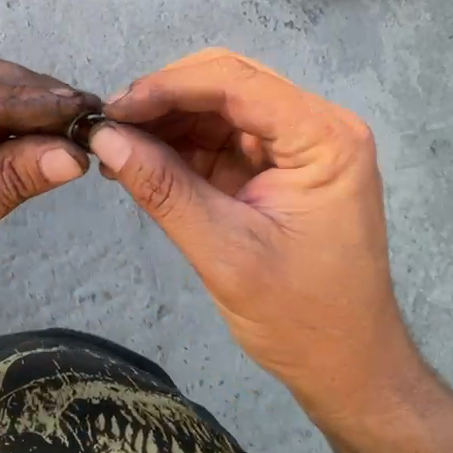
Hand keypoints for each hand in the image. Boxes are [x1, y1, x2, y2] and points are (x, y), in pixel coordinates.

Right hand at [94, 49, 422, 412]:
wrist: (349, 370)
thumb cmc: (301, 317)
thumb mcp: (225, 253)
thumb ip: (164, 189)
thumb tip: (103, 136)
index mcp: (322, 137)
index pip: (236, 82)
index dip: (168, 86)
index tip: (114, 109)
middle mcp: (315, 125)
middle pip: (227, 82)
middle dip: (165, 98)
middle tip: (110, 125)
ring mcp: (296, 142)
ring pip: (218, 103)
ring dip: (166, 119)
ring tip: (116, 145)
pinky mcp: (275, 162)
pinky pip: (219, 133)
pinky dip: (178, 142)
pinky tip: (141, 159)